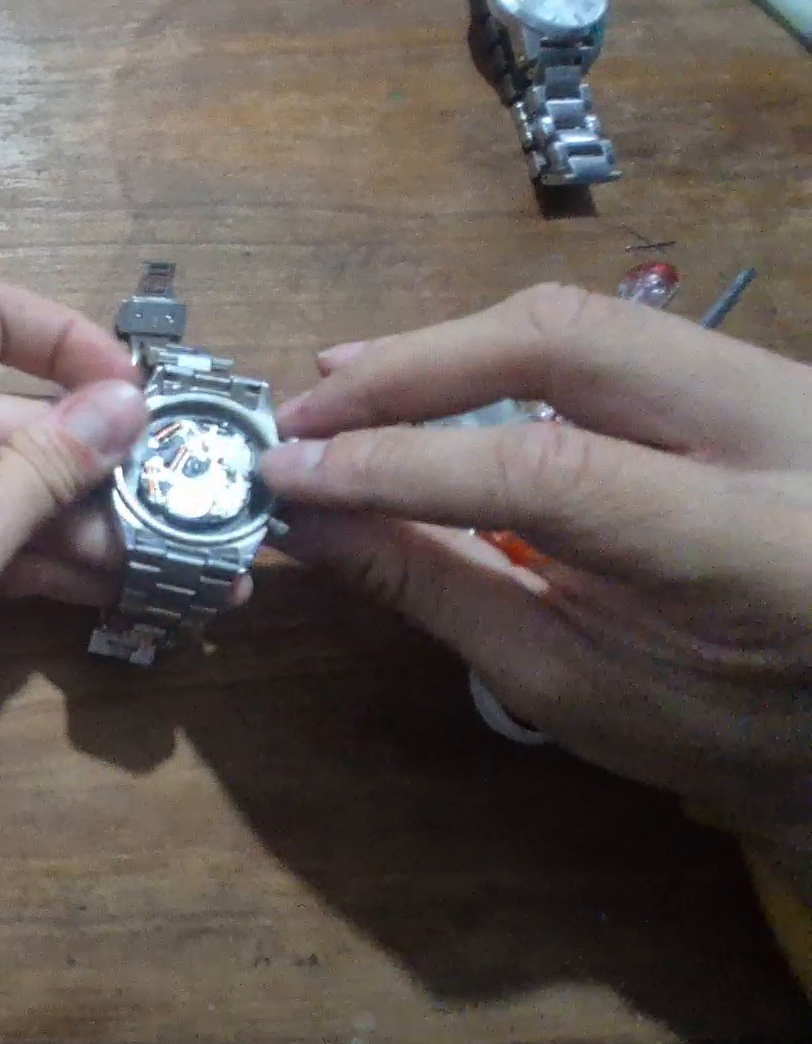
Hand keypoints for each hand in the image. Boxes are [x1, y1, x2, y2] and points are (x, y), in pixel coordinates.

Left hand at [0, 283, 146, 764]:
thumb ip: (43, 469)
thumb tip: (126, 400)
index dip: (67, 339)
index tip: (135, 390)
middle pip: (25, 419)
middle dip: (107, 463)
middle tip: (198, 503)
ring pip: (21, 490)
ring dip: (95, 525)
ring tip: (188, 561)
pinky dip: (52, 562)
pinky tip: (126, 588)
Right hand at [259, 284, 811, 862]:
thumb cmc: (711, 722)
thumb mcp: (550, 673)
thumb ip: (420, 582)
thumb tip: (298, 520)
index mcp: (759, 550)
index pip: (544, 472)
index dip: (391, 465)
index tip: (283, 474)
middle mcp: (793, 433)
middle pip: (563, 342)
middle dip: (404, 372)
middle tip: (300, 418)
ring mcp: (776, 386)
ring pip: (570, 321)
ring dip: (426, 352)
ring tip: (326, 391)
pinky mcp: (735, 373)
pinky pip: (584, 336)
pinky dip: (469, 353)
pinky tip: (399, 378)